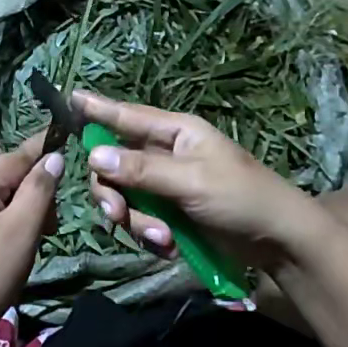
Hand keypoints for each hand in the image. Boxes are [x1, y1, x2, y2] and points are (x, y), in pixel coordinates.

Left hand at [0, 135, 62, 346]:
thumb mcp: (21, 230)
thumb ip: (39, 189)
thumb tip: (53, 157)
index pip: (17, 157)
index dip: (45, 151)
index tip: (69, 135)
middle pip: (6, 178)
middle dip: (34, 195)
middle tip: (52, 227)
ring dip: (21, 214)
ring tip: (33, 243)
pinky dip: (4, 226)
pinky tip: (12, 249)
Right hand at [77, 91, 311, 267]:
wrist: (278, 243)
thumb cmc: (242, 197)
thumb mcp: (191, 181)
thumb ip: (141, 169)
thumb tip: (93, 155)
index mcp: (176, 132)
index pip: (127, 115)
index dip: (97, 109)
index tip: (69, 99)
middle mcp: (165, 154)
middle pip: (113, 165)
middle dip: (112, 192)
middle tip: (116, 215)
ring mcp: (166, 185)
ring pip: (124, 197)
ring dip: (136, 221)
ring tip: (161, 239)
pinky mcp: (170, 213)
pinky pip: (140, 219)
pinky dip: (149, 235)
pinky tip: (168, 247)